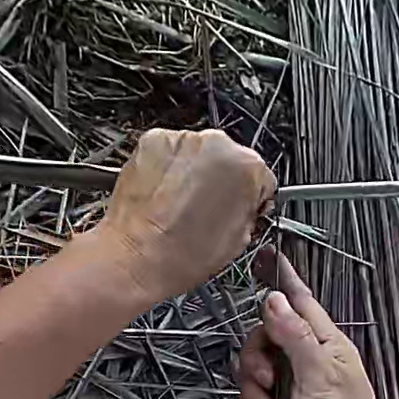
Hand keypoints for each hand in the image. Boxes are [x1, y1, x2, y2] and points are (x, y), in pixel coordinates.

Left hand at [95, 129, 274, 302]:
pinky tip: (163, 196)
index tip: (241, 208)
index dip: (252, 197)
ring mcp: (183, 140)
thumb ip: (249, 212)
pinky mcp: (152, 141)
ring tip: (181, 207)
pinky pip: (169, 152)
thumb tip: (246, 205)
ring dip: (193, 173)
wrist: (135, 258)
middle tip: (207, 212)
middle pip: (229, 160)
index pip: (262, 176)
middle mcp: (218, 144)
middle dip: (221, 182)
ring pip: (198, 154)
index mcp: (248, 167)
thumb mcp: (238, 241)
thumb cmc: (181, 255)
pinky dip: (167, 168)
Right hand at [236, 251, 395, 398]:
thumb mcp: (320, 378)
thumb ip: (295, 338)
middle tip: (266, 382)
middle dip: (255, 363)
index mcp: (324, 345)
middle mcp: (304, 361)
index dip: (282, 282)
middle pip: (262, 339)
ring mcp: (288, 387)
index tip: (267, 257)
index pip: (300, 303)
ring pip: (250, 374)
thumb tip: (273, 300)